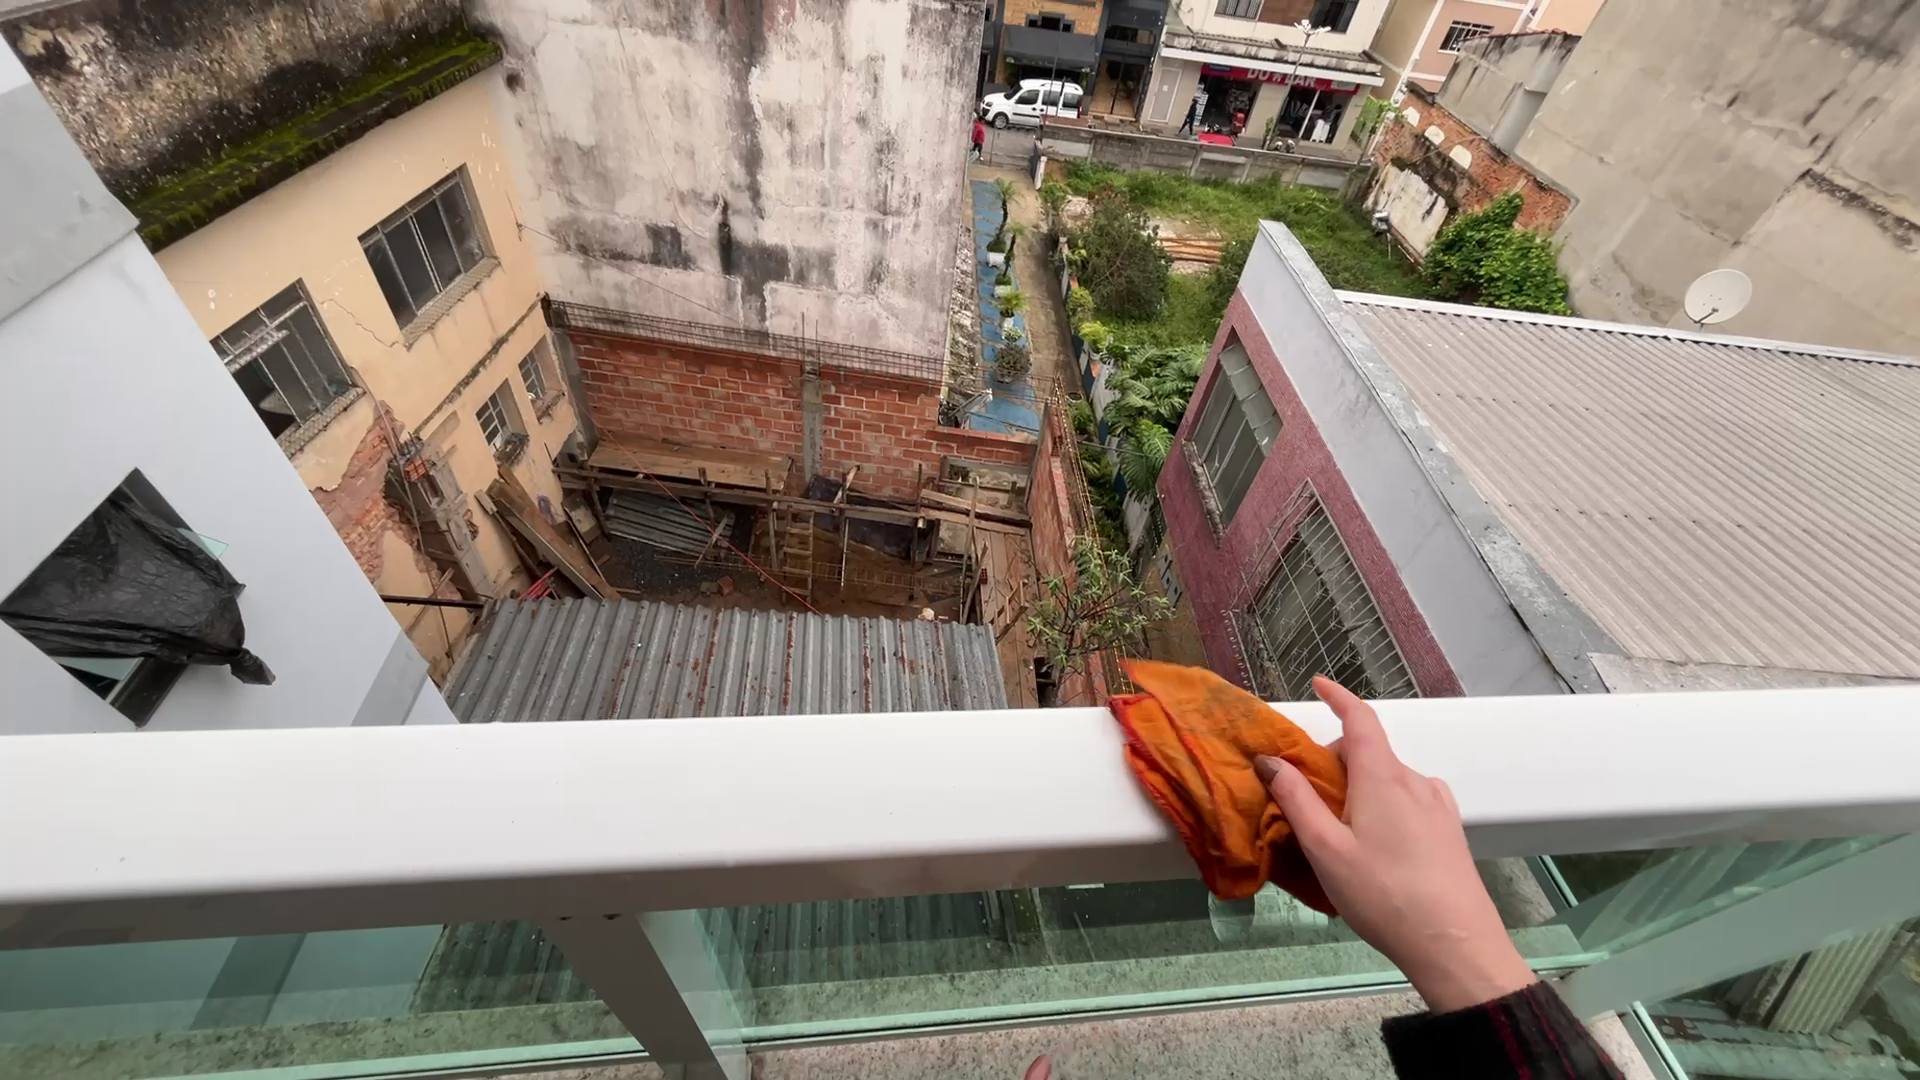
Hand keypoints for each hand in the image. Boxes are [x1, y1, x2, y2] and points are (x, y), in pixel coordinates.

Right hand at [1257, 676, 1535, 1012]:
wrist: (1459, 951)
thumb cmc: (1384, 896)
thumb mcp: (1325, 849)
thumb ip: (1295, 798)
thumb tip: (1270, 759)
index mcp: (1382, 778)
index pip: (1360, 719)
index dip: (1338, 697)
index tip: (1318, 683)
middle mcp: (1414, 782)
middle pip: (1367, 752)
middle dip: (1333, 760)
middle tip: (1307, 797)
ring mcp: (1438, 807)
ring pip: (1388, 776)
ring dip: (1359, 783)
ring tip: (1341, 825)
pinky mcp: (1451, 831)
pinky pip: (1409, 796)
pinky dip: (1384, 799)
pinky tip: (1378, 838)